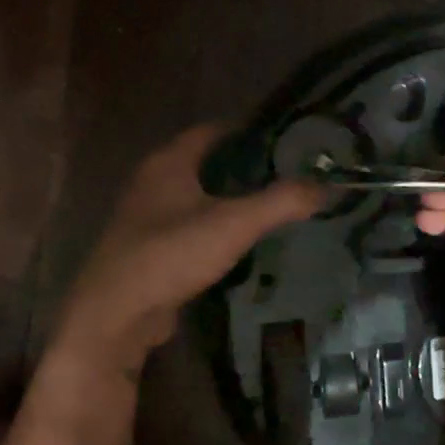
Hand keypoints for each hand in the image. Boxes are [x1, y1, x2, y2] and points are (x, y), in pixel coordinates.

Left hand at [55, 126, 322, 370]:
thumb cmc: (171, 254)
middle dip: (243, 169)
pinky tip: (240, 247)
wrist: (117, 313)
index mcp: (168, 162)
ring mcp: (145, 220)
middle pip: (205, 165)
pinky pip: (188, 231)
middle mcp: (152, 183)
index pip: (212, 131)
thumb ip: (281, 203)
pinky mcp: (148, 253)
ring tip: (271, 210)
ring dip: (228, 203)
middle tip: (287, 178)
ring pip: (196, 200)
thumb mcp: (234, 224)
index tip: (286, 141)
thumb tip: (327, 187)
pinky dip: (214, 233)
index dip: (248, 132)